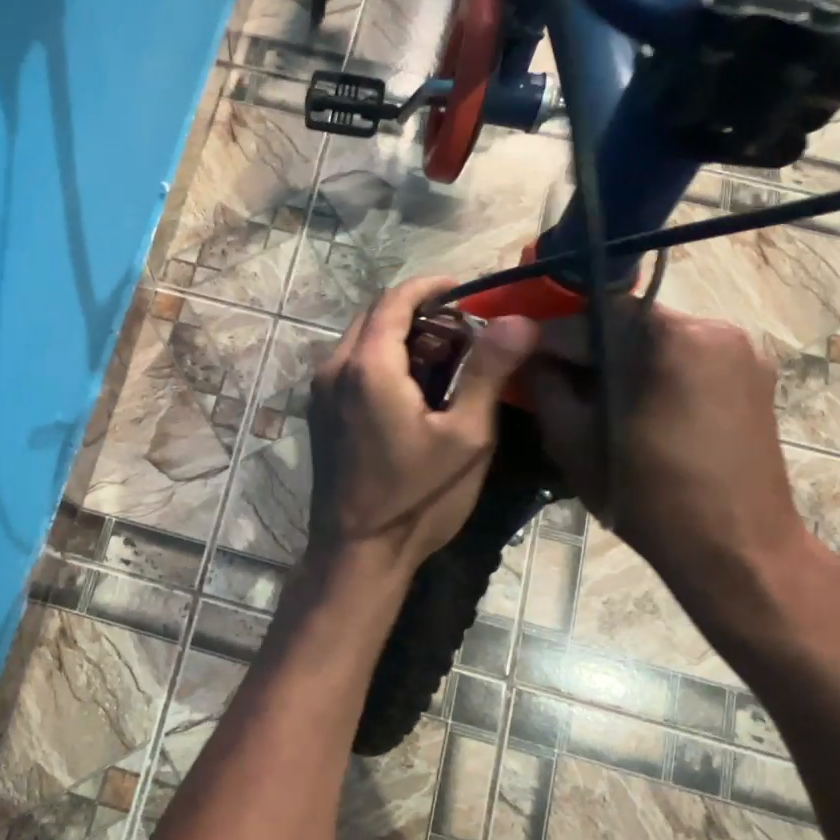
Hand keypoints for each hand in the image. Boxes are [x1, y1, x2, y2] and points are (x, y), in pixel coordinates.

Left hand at [306, 277, 535, 579]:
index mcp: (368, 366)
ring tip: (447, 361)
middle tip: (465, 332)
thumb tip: (519, 319)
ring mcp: (320, 392)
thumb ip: (489, 371)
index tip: (470, 292)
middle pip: (375, 316)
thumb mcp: (466, 437)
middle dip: (419, 312)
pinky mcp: (320, 414)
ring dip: (400, 337)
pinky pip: (350, 366)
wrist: (356, 553)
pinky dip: (381, 361)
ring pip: (360, 340)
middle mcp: (334, 368)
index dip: (433, 287)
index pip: (395, 298)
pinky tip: (415, 389)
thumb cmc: (416, 498)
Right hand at [523, 305, 821, 636]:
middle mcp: (717, 331)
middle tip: (549, 378)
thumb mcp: (574, 441)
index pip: (595, 313)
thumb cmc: (649, 497)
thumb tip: (529, 355)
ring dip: (617, 362)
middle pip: (629, 323)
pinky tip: (627, 410)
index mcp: (676, 338)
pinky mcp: (752, 382)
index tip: (518, 355)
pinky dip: (649, 375)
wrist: (737, 553)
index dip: (550, 334)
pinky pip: (684, 362)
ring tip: (585, 398)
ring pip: (656, 342)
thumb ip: (545, 385)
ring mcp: (742, 355)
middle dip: (585, 348)